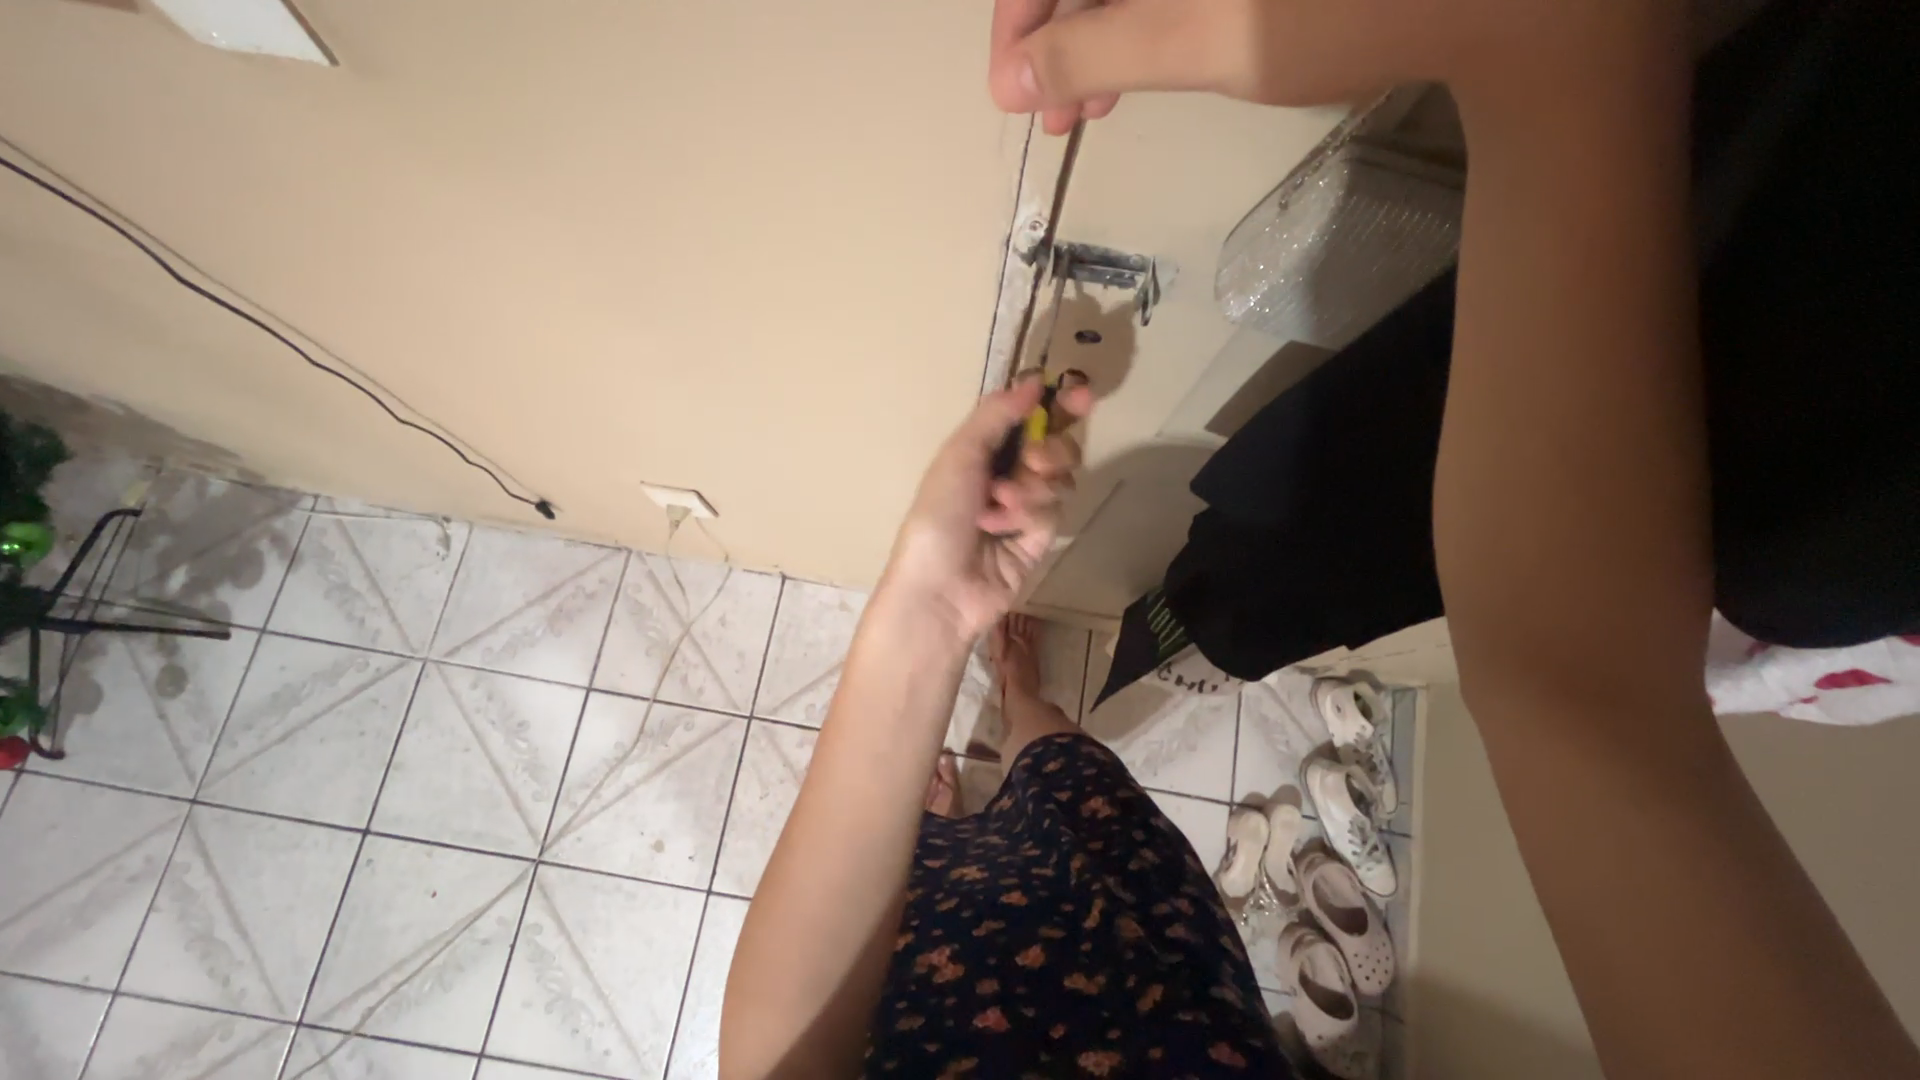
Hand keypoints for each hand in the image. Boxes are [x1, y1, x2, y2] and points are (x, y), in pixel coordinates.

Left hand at [881, 377, 1090, 642]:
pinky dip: (1029, 516)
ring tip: (1001, 503)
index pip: (1031, 416)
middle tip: (1032, 462)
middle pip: (1057, 445)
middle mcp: (1007, 473)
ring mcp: (1026, 506)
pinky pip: (1054, 510)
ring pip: (1061, 478)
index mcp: (983, 448)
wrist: (941, 586)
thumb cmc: (938, 514)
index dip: (1059, 403)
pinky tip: (1001, 529)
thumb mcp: (959, 456)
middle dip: (1050, 450)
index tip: (1082, 396)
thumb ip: (996, 416)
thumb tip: (1034, 380)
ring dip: (1033, 488)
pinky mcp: (1039, 537)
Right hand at [988, 0, 1676, 123]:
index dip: (1019, 17)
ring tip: (1092, 102)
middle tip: (1056, 113)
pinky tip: (1144, 56)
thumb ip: (1094, 49)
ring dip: (1100, 26)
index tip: (1013, 92)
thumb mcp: (1206, 38)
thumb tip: (1011, 76)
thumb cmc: (1347, 6)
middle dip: (1059, 27)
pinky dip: (1148, 9)